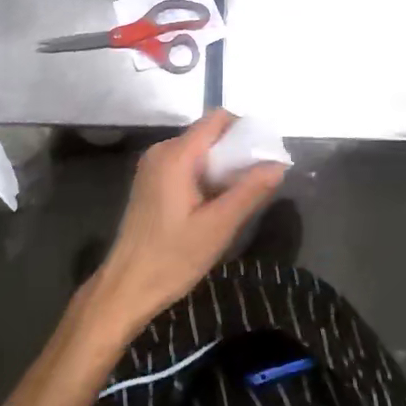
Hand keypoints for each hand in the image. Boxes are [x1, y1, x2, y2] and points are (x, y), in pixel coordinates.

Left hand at [83, 110, 285, 336]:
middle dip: (234, 152)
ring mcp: (152, 166)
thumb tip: (279, 164)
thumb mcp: (218, 226)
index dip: (244, 129)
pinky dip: (203, 175)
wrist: (126, 286)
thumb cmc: (172, 257)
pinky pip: (184, 165)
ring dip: (220, 166)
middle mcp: (161, 151)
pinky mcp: (150, 182)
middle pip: (207, 134)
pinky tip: (213, 204)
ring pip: (197, 151)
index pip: (217, 119)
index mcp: (176, 155)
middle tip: (255, 181)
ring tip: (237, 196)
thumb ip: (250, 191)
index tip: (263, 155)